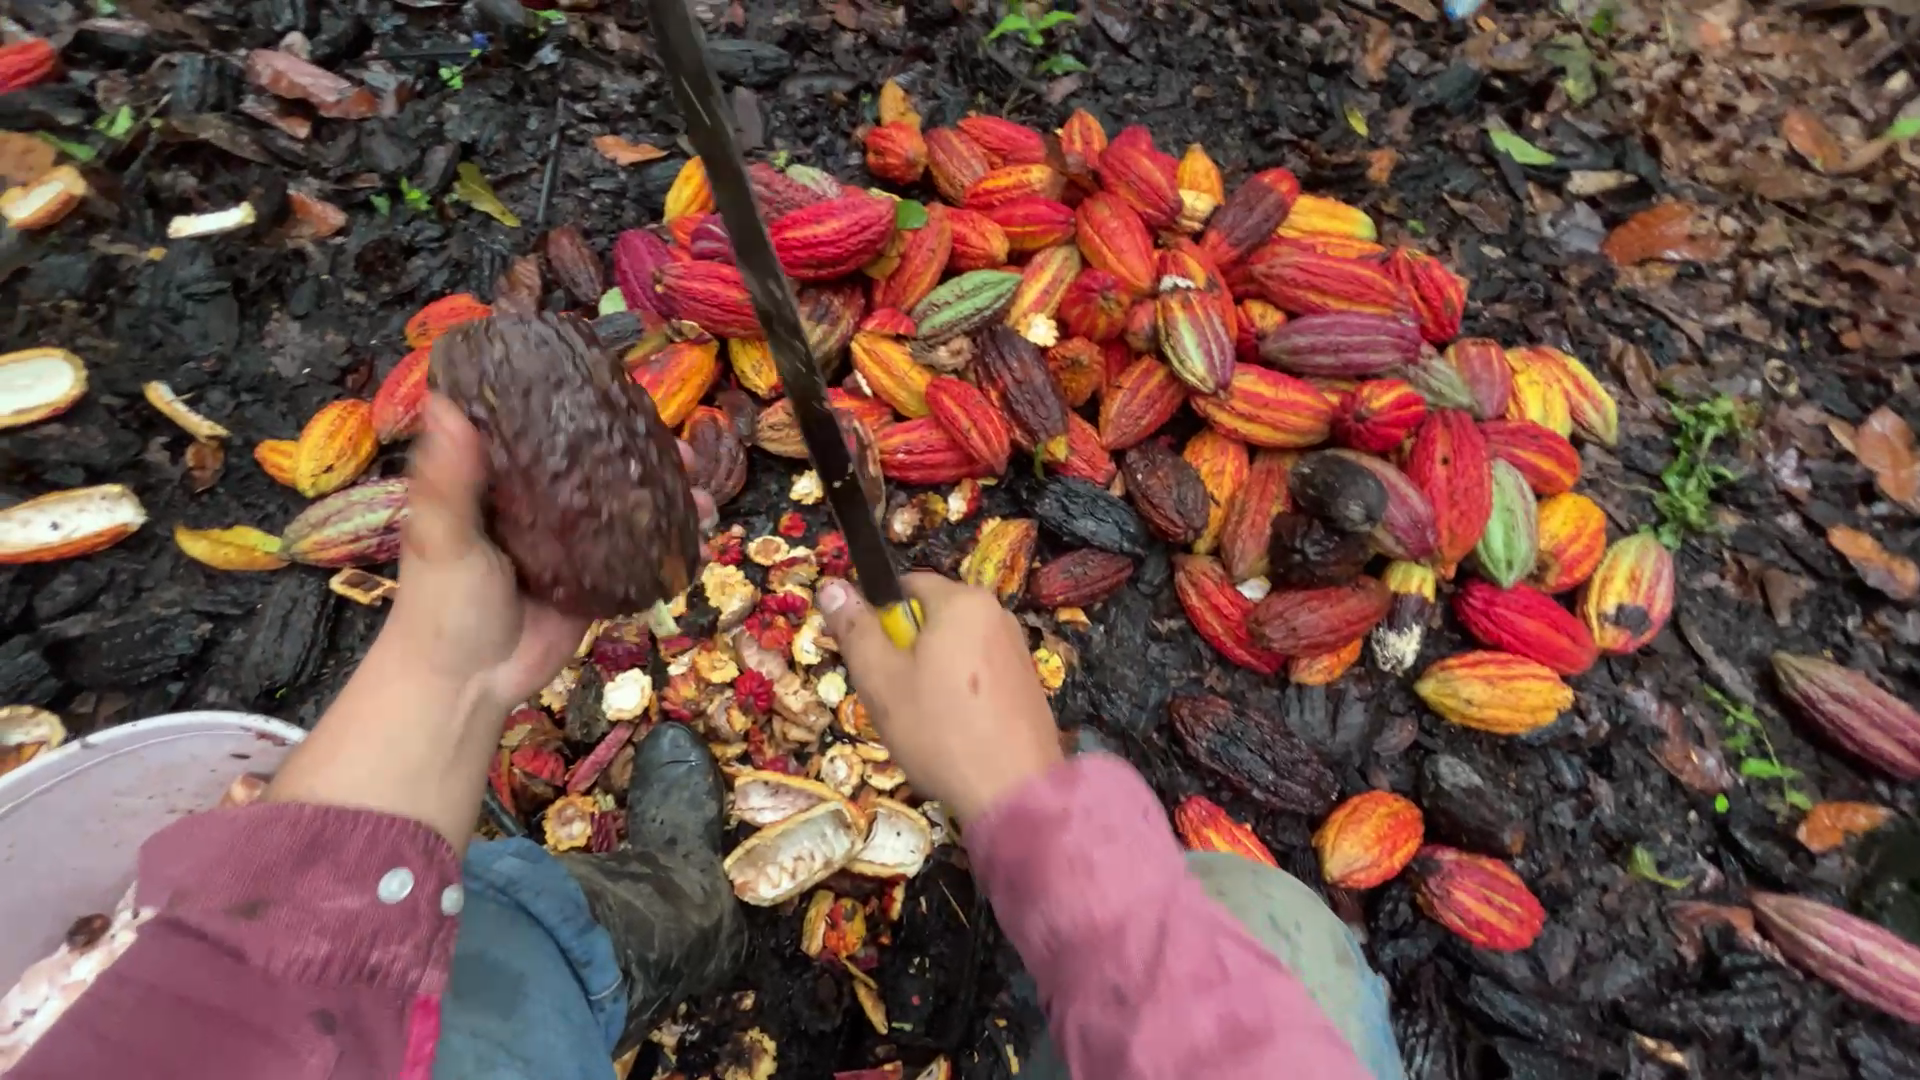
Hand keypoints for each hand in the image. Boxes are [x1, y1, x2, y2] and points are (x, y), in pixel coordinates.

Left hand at [270, 394, 713, 850]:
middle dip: (660, 460)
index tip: (638, 405)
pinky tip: (702, 543)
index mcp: (515, 485)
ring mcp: (586, 545)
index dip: (604, 416)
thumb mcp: (443, 538)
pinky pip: (649, 557)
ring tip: (706, 503)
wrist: (468, 683)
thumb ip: (449, 480)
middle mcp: (557, 507)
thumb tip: (446, 404)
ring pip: (641, 511)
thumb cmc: (442, 605)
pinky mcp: (607, 581)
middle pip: (617, 470)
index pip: (566, 436)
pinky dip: (678, 548)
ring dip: (679, 502)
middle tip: (689, 457)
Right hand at [819, 574, 1062, 820]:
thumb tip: (832, 586)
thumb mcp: (881, 680)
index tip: (871, 659)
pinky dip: (960, 691)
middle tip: (893, 696)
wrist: (1014, 791)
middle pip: (933, 617)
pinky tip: (955, 731)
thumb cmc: (939, 730)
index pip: (906, 586)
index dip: (879, 618)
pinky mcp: (1028, 681)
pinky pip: (979, 671)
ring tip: (924, 720)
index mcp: (962, 601)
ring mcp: (1017, 648)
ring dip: (932, 673)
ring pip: (955, 648)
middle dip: (907, 649)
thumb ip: (855, 629)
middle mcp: (996, 612)